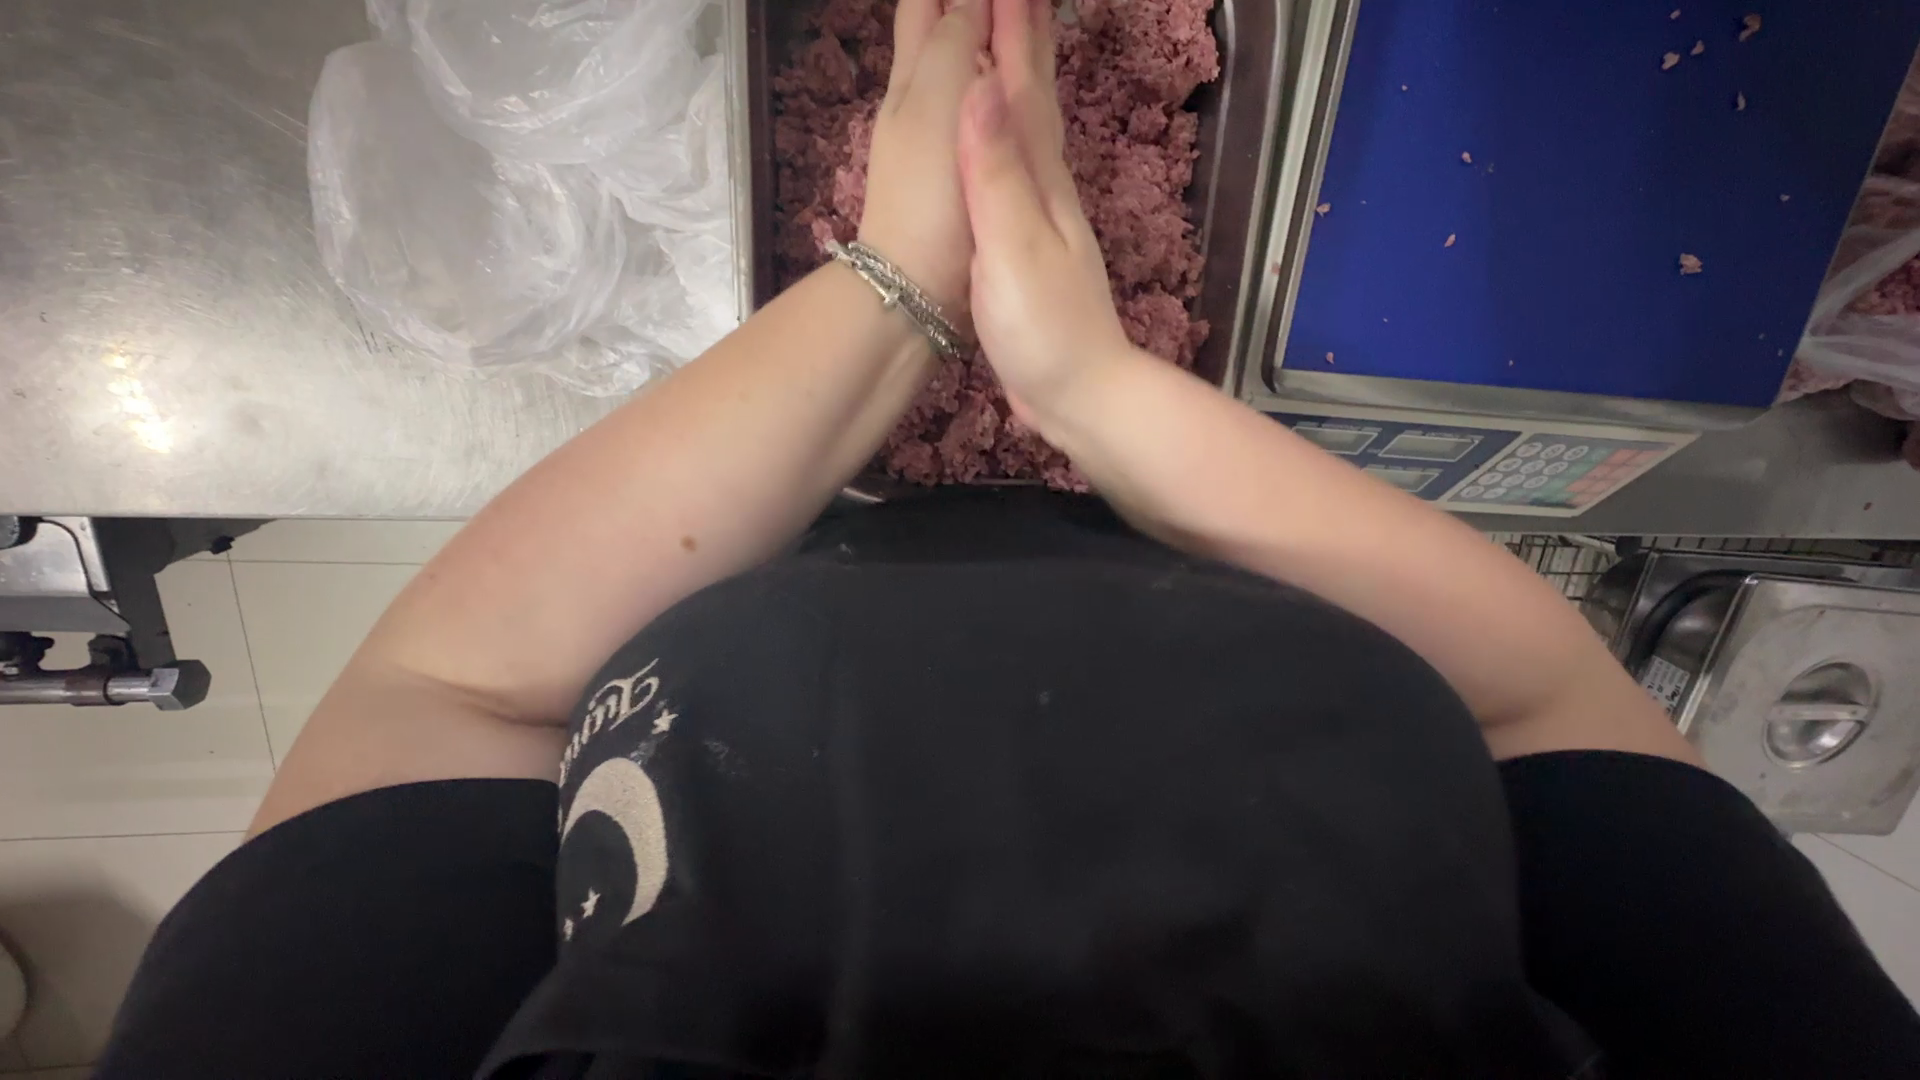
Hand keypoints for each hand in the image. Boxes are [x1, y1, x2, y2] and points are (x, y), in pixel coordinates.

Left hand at [858, 0, 992, 322]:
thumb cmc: (925, 197)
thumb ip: (953, 44)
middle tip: (1023, 7)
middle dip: (977, 10)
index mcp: (913, 78)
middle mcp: (923, 104)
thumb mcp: (934, 107)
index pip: (928, 6)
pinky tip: (1020, 99)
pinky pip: (985, 121)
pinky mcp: (965, 182)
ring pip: (967, 76)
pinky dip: (1001, 96)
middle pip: (945, 34)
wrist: (917, 289)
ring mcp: (943, 146)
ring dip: (993, 46)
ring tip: (1029, 26)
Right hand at [958, 0, 1137, 424]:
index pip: (1024, 90)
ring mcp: (1039, 229)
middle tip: (1007, 0)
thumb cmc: (1045, 328)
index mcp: (1041, 184)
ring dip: (1012, 97)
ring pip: (1024, 145)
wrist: (1079, 396)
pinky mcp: (1026, 261)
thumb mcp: (1016, 247)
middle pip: (1033, 107)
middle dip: (1020, 47)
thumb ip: (997, 173)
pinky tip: (994, 161)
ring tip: (997, 61)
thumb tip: (983, 85)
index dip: (1012, 32)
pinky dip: (1000, 156)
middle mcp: (1046, 195)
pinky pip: (1010, 187)